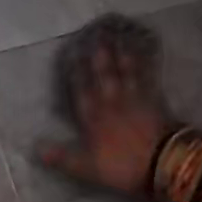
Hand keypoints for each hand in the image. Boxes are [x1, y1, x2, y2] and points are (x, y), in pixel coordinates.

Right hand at [39, 23, 168, 195]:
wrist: (165, 163)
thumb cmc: (123, 165)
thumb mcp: (87, 167)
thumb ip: (62, 156)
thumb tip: (35, 148)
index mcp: (94, 118)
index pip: (82, 91)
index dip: (76, 72)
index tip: (71, 53)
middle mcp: (112, 103)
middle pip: (104, 76)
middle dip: (99, 56)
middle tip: (97, 34)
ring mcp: (136, 101)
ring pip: (126, 73)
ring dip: (122, 55)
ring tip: (120, 37)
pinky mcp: (157, 103)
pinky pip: (149, 79)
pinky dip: (147, 66)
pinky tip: (148, 55)